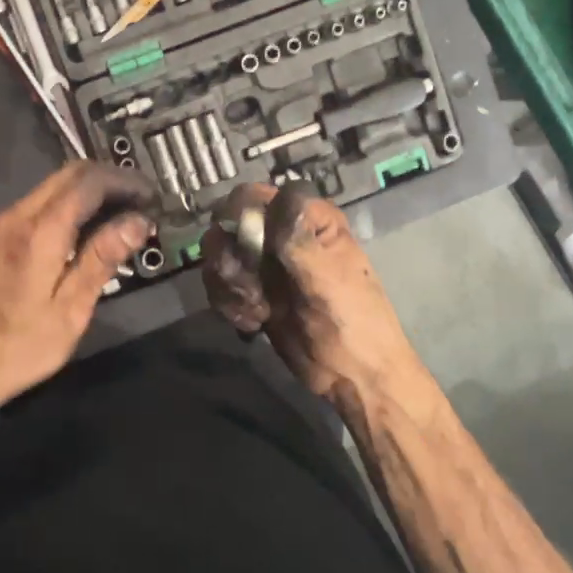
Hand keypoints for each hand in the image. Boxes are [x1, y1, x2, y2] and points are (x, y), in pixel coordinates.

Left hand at [0, 162, 154, 416]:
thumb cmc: (20, 348)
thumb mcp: (69, 311)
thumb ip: (101, 260)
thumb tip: (138, 221)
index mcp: (39, 233)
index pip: (88, 182)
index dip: (125, 182)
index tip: (153, 197)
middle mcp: (18, 216)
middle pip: (70, 173)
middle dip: (110, 179)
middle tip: (142, 202)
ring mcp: (4, 222)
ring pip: (54, 184)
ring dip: (90, 188)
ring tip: (124, 214)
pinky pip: (41, 201)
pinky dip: (70, 202)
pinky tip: (90, 227)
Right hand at [201, 184, 406, 397]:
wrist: (353, 377)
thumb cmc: (353, 323)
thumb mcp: (327, 280)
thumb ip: (297, 240)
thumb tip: (281, 196)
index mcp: (309, 219)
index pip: (256, 196)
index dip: (241, 217)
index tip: (246, 250)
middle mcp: (282, 233)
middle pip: (228, 225)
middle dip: (230, 260)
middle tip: (250, 291)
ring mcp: (265, 263)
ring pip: (218, 255)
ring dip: (229, 286)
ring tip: (257, 313)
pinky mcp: (252, 291)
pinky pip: (219, 285)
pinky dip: (228, 305)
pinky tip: (253, 324)